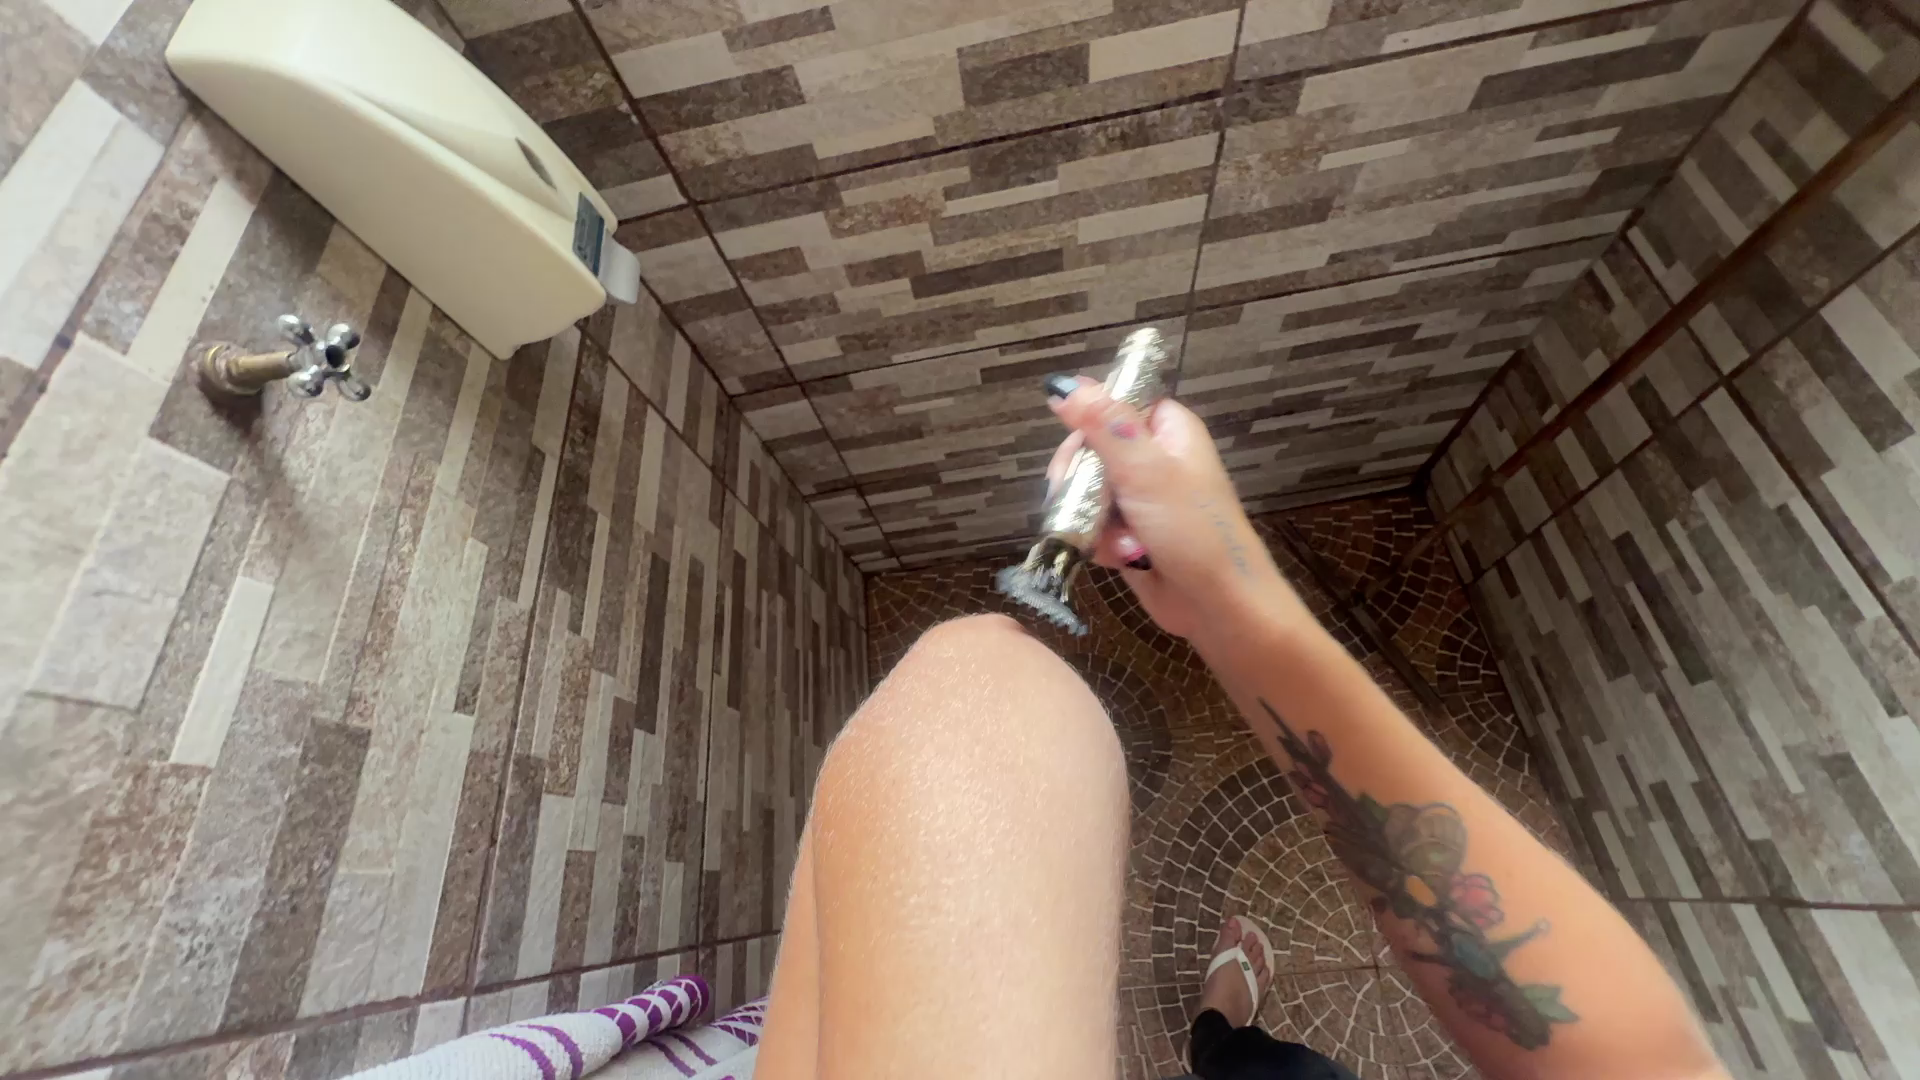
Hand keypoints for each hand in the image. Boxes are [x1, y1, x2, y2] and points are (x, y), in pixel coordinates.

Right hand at [1043, 376, 1299, 643]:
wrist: (1215, 605)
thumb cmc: (1192, 531)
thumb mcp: (1145, 470)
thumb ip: (1103, 424)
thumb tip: (1062, 385)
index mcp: (1167, 430)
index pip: (1112, 404)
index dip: (1087, 425)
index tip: (1078, 452)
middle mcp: (1152, 458)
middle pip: (1090, 450)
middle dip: (1080, 481)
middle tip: (1079, 500)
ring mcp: (1139, 497)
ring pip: (1085, 491)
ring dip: (1089, 518)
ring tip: (1114, 540)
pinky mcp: (1128, 531)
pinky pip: (1093, 525)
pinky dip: (1100, 542)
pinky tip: (1118, 558)